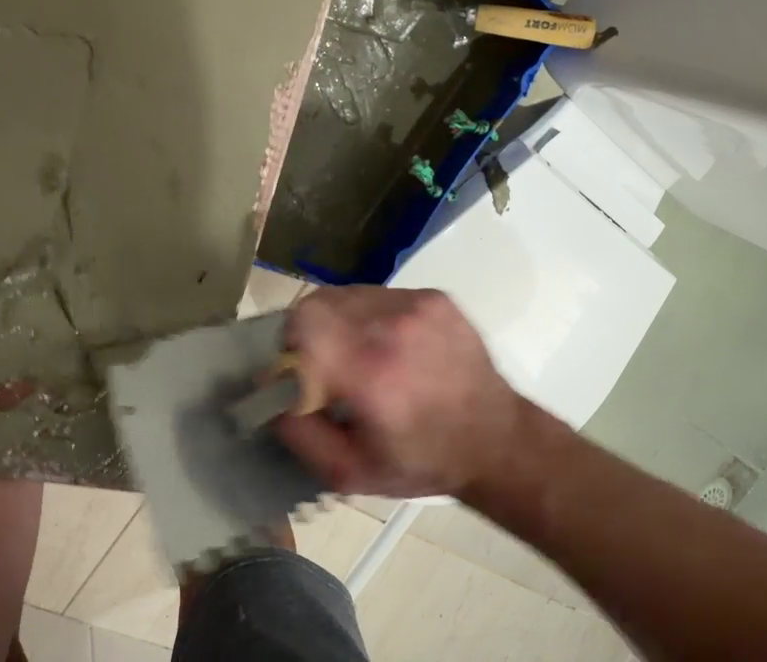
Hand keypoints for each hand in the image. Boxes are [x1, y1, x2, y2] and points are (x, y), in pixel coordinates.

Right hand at [273, 286, 523, 499]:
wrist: (498, 440)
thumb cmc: (422, 461)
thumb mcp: (351, 473)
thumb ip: (300, 435)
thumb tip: (268, 398)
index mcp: (371, 374)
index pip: (300, 331)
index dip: (282, 356)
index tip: (287, 381)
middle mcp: (392, 327)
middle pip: (315, 306)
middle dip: (302, 337)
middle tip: (313, 368)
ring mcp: (416, 305)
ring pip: (343, 295)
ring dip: (333, 323)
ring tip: (350, 356)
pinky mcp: (433, 297)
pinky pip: (375, 295)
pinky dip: (366, 317)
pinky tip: (384, 347)